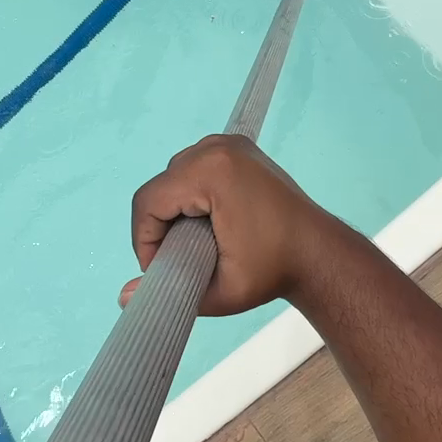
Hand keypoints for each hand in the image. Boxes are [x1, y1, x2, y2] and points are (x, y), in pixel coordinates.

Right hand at [120, 134, 347, 315]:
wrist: (319, 252)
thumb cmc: (273, 273)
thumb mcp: (221, 293)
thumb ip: (169, 291)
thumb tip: (122, 297)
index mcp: (211, 173)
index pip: (149, 202)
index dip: (145, 240)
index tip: (161, 269)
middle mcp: (215, 149)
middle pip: (160, 187)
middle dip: (159, 226)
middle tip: (176, 259)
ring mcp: (228, 144)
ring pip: (174, 177)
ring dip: (173, 210)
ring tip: (190, 243)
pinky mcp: (236, 148)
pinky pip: (193, 169)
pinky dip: (190, 195)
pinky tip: (206, 222)